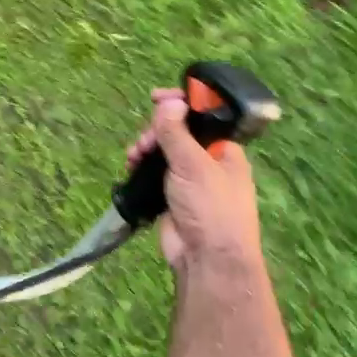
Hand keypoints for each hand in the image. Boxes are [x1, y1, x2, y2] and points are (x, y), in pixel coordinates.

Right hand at [126, 88, 262, 277]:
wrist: (207, 259)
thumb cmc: (211, 208)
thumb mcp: (193, 164)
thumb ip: (177, 131)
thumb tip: (170, 101)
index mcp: (225, 151)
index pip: (202, 116)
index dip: (181, 103)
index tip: (156, 97)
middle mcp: (208, 162)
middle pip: (177, 131)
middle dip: (156, 131)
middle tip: (145, 143)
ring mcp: (189, 180)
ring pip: (162, 151)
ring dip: (145, 148)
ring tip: (134, 157)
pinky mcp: (172, 195)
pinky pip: (153, 171)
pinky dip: (141, 166)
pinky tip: (132, 168)